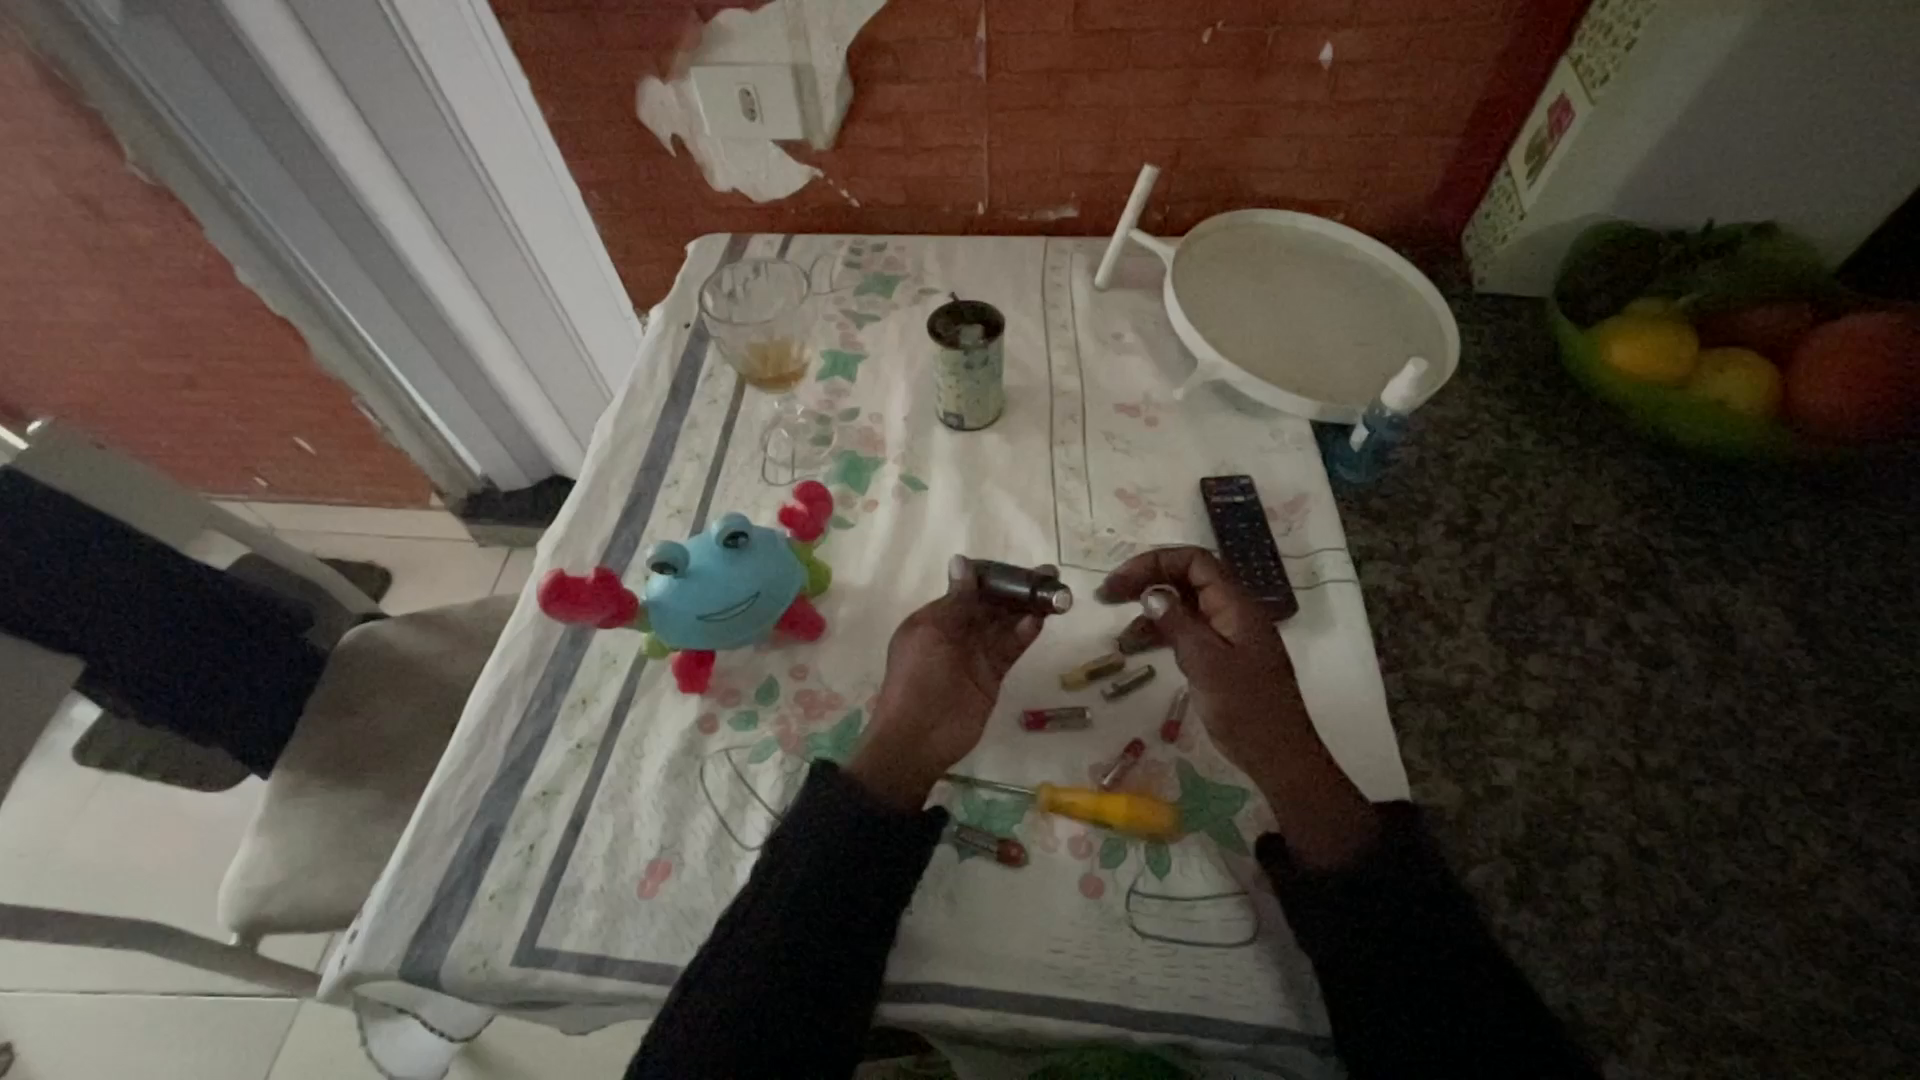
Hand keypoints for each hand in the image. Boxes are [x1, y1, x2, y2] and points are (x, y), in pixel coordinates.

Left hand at [846, 556, 1050, 809]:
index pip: (969, 589)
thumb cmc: (917, 679)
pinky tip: (1040, 620)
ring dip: (1027, 609)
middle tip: (1049, 575)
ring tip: (1055, 593)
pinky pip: (1010, 649)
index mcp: (935, 618)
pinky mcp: (992, 675)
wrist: (917, 737)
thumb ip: (956, 601)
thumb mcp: (932, 633)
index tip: (1020, 567)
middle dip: (1017, 590)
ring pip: (1005, 625)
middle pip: (991, 605)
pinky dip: (1024, 634)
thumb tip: (963, 560)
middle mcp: (957, 632)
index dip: (994, 576)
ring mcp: (975, 655)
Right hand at [1098, 547, 1378, 867]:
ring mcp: (1228, 634)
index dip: (1154, 563)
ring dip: (1150, 613)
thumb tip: (1151, 594)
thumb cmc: (1246, 709)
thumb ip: (1177, 624)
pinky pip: (1187, 632)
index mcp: (1235, 605)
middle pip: (1186, 579)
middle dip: (1146, 582)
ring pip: (1184, 606)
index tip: (1120, 583)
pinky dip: (1161, 634)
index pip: (1194, 561)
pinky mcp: (1222, 656)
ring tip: (1120, 635)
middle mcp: (1232, 612)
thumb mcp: (1205, 663)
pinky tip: (1138, 649)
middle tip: (1108, 597)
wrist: (1279, 755)